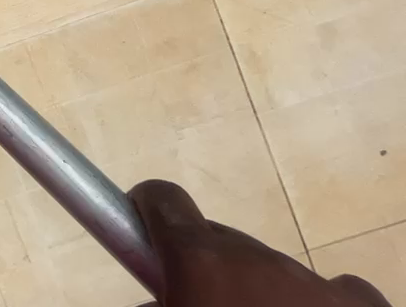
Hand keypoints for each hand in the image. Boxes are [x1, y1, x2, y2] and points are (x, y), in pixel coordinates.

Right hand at [133, 180, 389, 306]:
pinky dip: (322, 298)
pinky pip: (343, 287)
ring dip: (257, 284)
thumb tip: (155, 303)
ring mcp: (314, 282)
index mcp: (198, 257)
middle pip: (218, 236)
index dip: (150, 210)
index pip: (163, 198)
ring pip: (270, 264)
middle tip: (210, 303)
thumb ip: (157, 305)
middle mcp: (252, 257)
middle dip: (207, 262)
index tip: (150, 239)